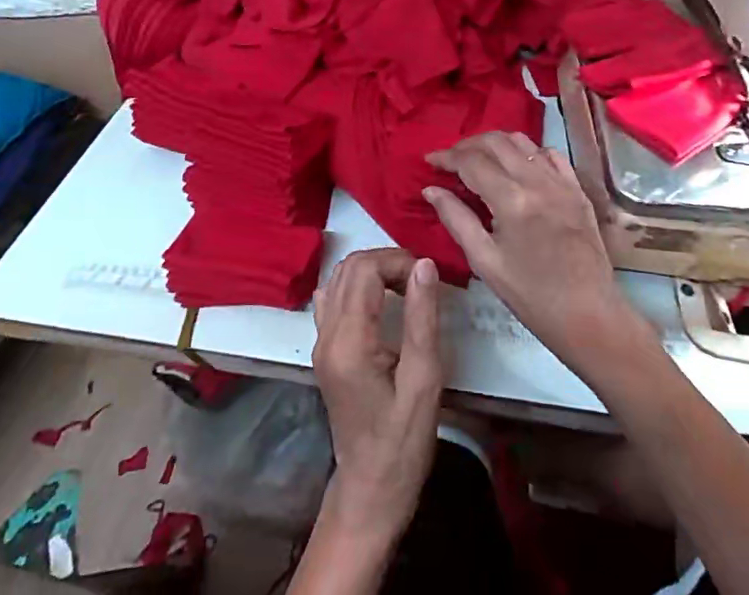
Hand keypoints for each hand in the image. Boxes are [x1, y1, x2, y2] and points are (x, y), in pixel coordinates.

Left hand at [310, 248, 442, 548]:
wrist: (371, 486)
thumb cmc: (404, 439)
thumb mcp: (424, 379)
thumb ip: (421, 317)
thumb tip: (424, 264)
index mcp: (349, 342)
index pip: (365, 270)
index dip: (399, 262)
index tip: (428, 280)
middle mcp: (326, 336)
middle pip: (349, 267)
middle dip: (388, 262)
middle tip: (421, 282)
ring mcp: (320, 343)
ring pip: (339, 278)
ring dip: (373, 271)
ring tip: (407, 288)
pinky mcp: (324, 351)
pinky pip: (334, 299)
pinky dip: (358, 287)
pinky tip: (381, 302)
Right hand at [424, 132, 653, 378]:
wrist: (587, 312)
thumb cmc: (530, 295)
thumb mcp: (484, 261)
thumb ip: (456, 219)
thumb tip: (432, 190)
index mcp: (511, 199)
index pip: (471, 162)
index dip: (446, 157)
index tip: (429, 162)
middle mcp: (537, 180)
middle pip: (497, 142)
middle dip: (468, 145)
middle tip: (450, 159)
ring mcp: (562, 181)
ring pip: (524, 142)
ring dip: (497, 144)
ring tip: (479, 159)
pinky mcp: (577, 189)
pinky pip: (551, 155)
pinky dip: (528, 152)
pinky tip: (518, 166)